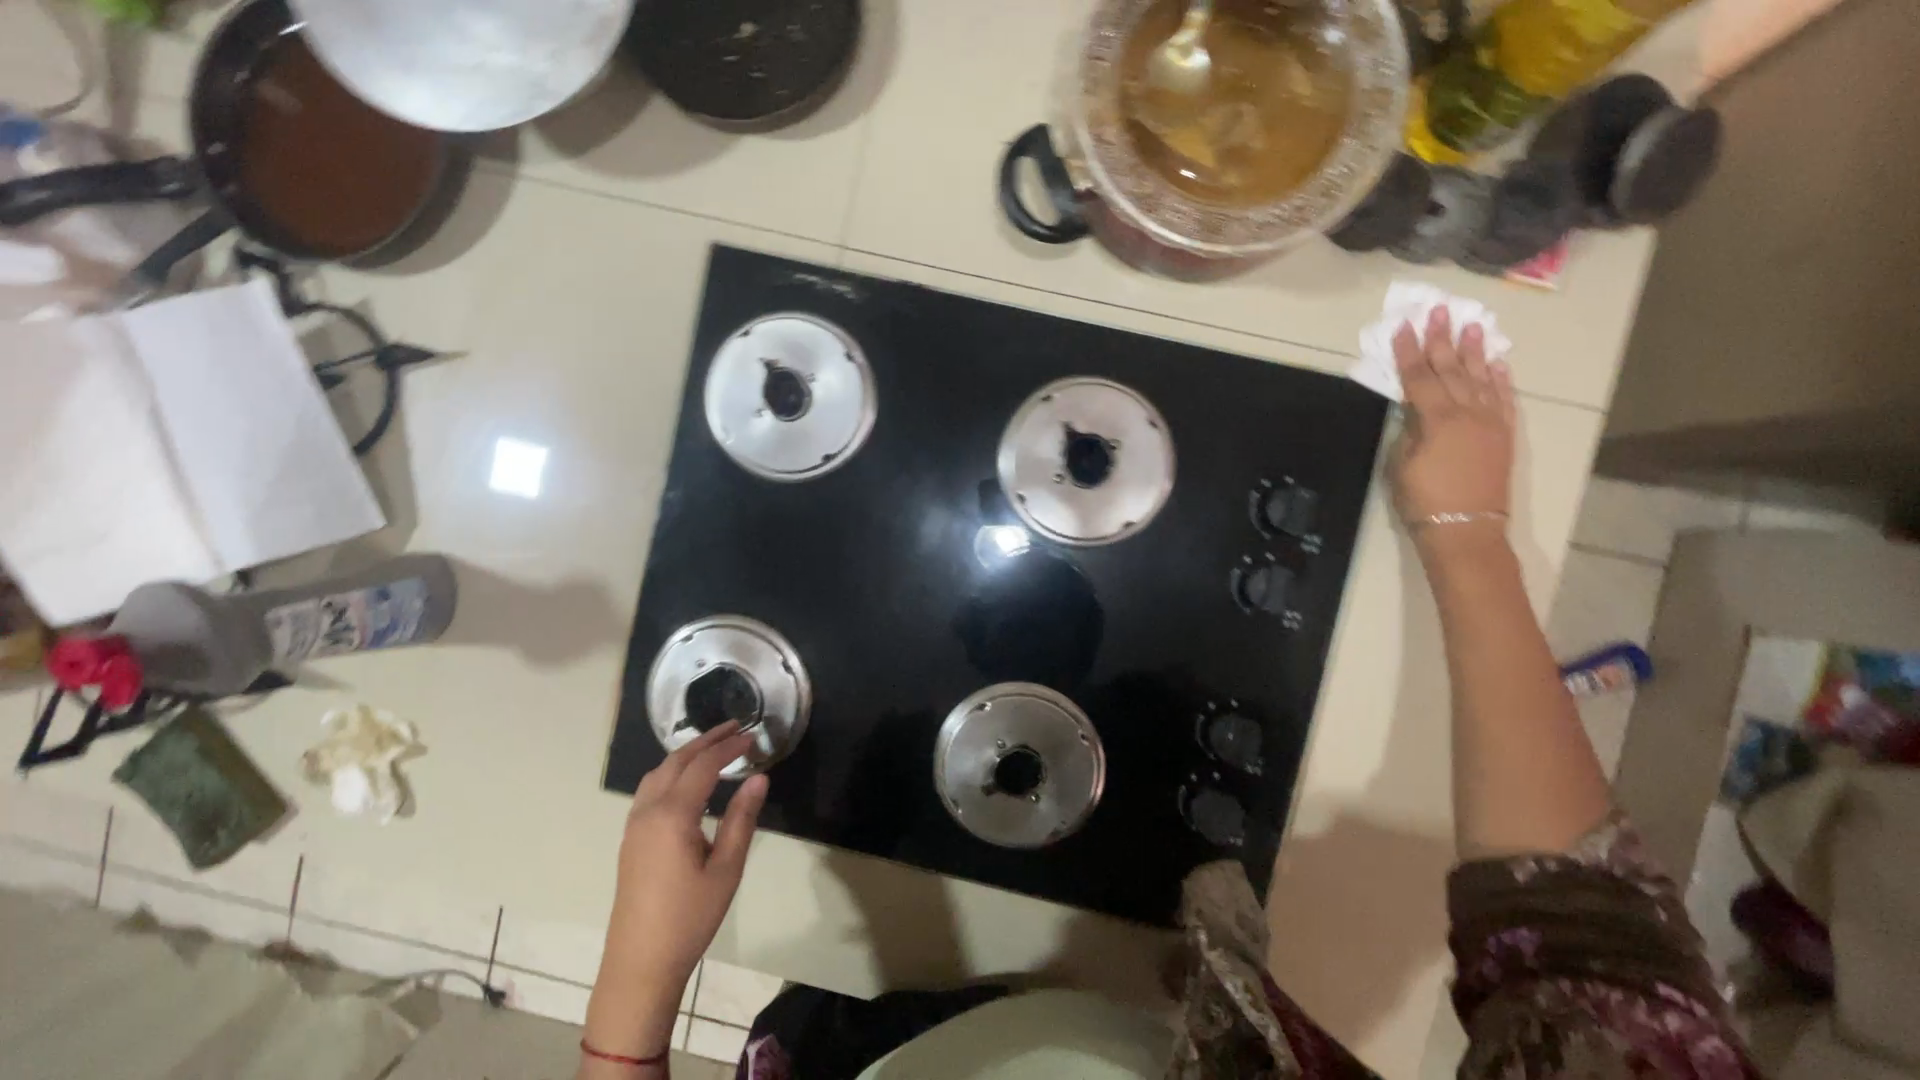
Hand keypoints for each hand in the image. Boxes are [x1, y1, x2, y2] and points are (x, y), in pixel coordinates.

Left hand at [585, 723, 768, 1057]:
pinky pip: (650, 791)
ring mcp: (634, 826)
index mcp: (671, 815)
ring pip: (657, 774)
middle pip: (675, 762)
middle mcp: (647, 811)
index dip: (728, 748)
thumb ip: (741, 819)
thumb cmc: (690, 917)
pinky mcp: (631, 840)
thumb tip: (758, 778)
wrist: (640, 962)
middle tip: (734, 728)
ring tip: (713, 748)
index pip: (703, 766)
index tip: (752, 736)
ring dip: (685, 755)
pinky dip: (671, 773)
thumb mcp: (726, 868)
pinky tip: (688, 784)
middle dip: (705, 741)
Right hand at [1389, 307, 1515, 551]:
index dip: (1407, 351)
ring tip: (1472, 325)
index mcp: (1438, 419)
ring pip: (1481, 378)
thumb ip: (1410, 430)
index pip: (1418, 377)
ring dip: (1474, 351)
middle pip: (1451, 369)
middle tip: (1439, 310)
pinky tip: (1495, 363)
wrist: (1466, 530)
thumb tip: (1416, 410)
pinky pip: (1503, 399)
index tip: (1401, 327)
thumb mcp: (1402, 464)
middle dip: (1442, 339)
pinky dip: (1499, 379)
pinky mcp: (1504, 435)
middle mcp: (1468, 412)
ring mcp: (1490, 422)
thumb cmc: (1424, 501)